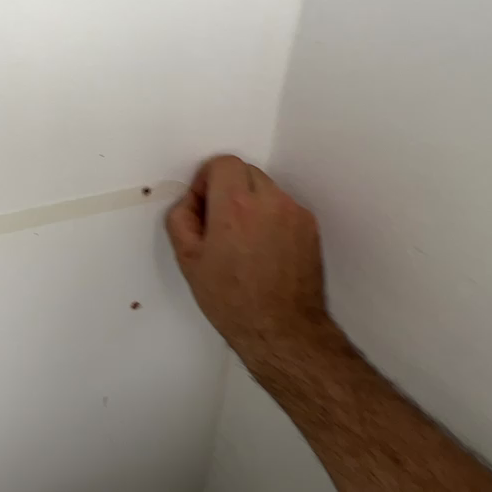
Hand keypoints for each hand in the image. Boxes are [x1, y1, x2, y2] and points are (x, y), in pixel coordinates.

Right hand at [166, 155, 331, 358]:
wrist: (280, 328)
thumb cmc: (229, 298)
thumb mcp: (187, 259)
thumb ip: (181, 219)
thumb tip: (192, 202)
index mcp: (234, 206)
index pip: (222, 163)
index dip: (207, 180)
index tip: (204, 206)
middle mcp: (269, 201)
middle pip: (244, 171)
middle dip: (227, 188)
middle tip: (218, 223)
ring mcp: (294, 213)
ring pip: (265, 189)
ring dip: (249, 202)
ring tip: (241, 240)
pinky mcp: (310, 227)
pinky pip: (283, 207)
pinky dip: (269, 217)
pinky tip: (261, 249)